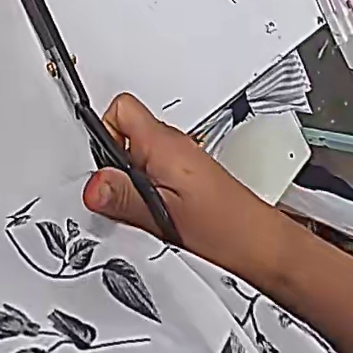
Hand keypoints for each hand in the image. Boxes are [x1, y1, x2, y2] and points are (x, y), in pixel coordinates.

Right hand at [80, 94, 306, 289]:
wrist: (260, 244)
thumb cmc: (224, 228)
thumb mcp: (164, 218)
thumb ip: (124, 198)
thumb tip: (92, 185)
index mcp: (162, 143)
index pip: (120, 108)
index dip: (101, 131)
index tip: (95, 164)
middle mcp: (172, 143)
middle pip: (124, 130)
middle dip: (113, 162)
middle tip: (120, 194)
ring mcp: (180, 157)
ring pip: (137, 151)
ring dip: (130, 177)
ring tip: (141, 209)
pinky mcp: (186, 173)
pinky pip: (152, 167)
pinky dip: (146, 187)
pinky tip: (154, 214)